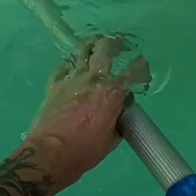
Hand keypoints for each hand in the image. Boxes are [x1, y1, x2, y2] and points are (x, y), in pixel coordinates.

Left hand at [23, 35, 149, 188]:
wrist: (52, 152)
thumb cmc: (85, 150)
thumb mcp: (112, 138)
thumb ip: (118, 120)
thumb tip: (118, 112)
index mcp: (112, 92)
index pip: (133, 71)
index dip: (141, 67)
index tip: (142, 66)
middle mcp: (92, 79)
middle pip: (105, 48)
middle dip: (115, 43)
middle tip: (119, 45)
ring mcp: (71, 79)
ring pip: (81, 51)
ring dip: (91, 47)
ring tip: (95, 47)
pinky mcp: (53, 85)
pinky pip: (62, 67)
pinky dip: (69, 65)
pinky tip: (72, 68)